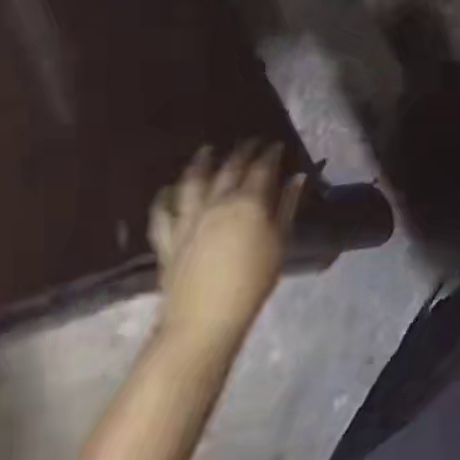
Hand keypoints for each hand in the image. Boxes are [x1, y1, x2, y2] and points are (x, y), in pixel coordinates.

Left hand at [148, 142, 304, 347]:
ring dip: (200, 164)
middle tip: (250, 141)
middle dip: (241, 152)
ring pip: (192, 183)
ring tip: (206, 151)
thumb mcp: (281, 240)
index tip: (276, 144)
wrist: (204, 319)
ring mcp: (188, 220)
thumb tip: (297, 178)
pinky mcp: (167, 240)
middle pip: (229, 169)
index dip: (270, 153)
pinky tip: (167, 189)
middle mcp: (216, 203)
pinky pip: (162, 214)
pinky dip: (164, 198)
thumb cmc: (254, 279)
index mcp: (248, 202)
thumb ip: (288, 205)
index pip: (261, 168)